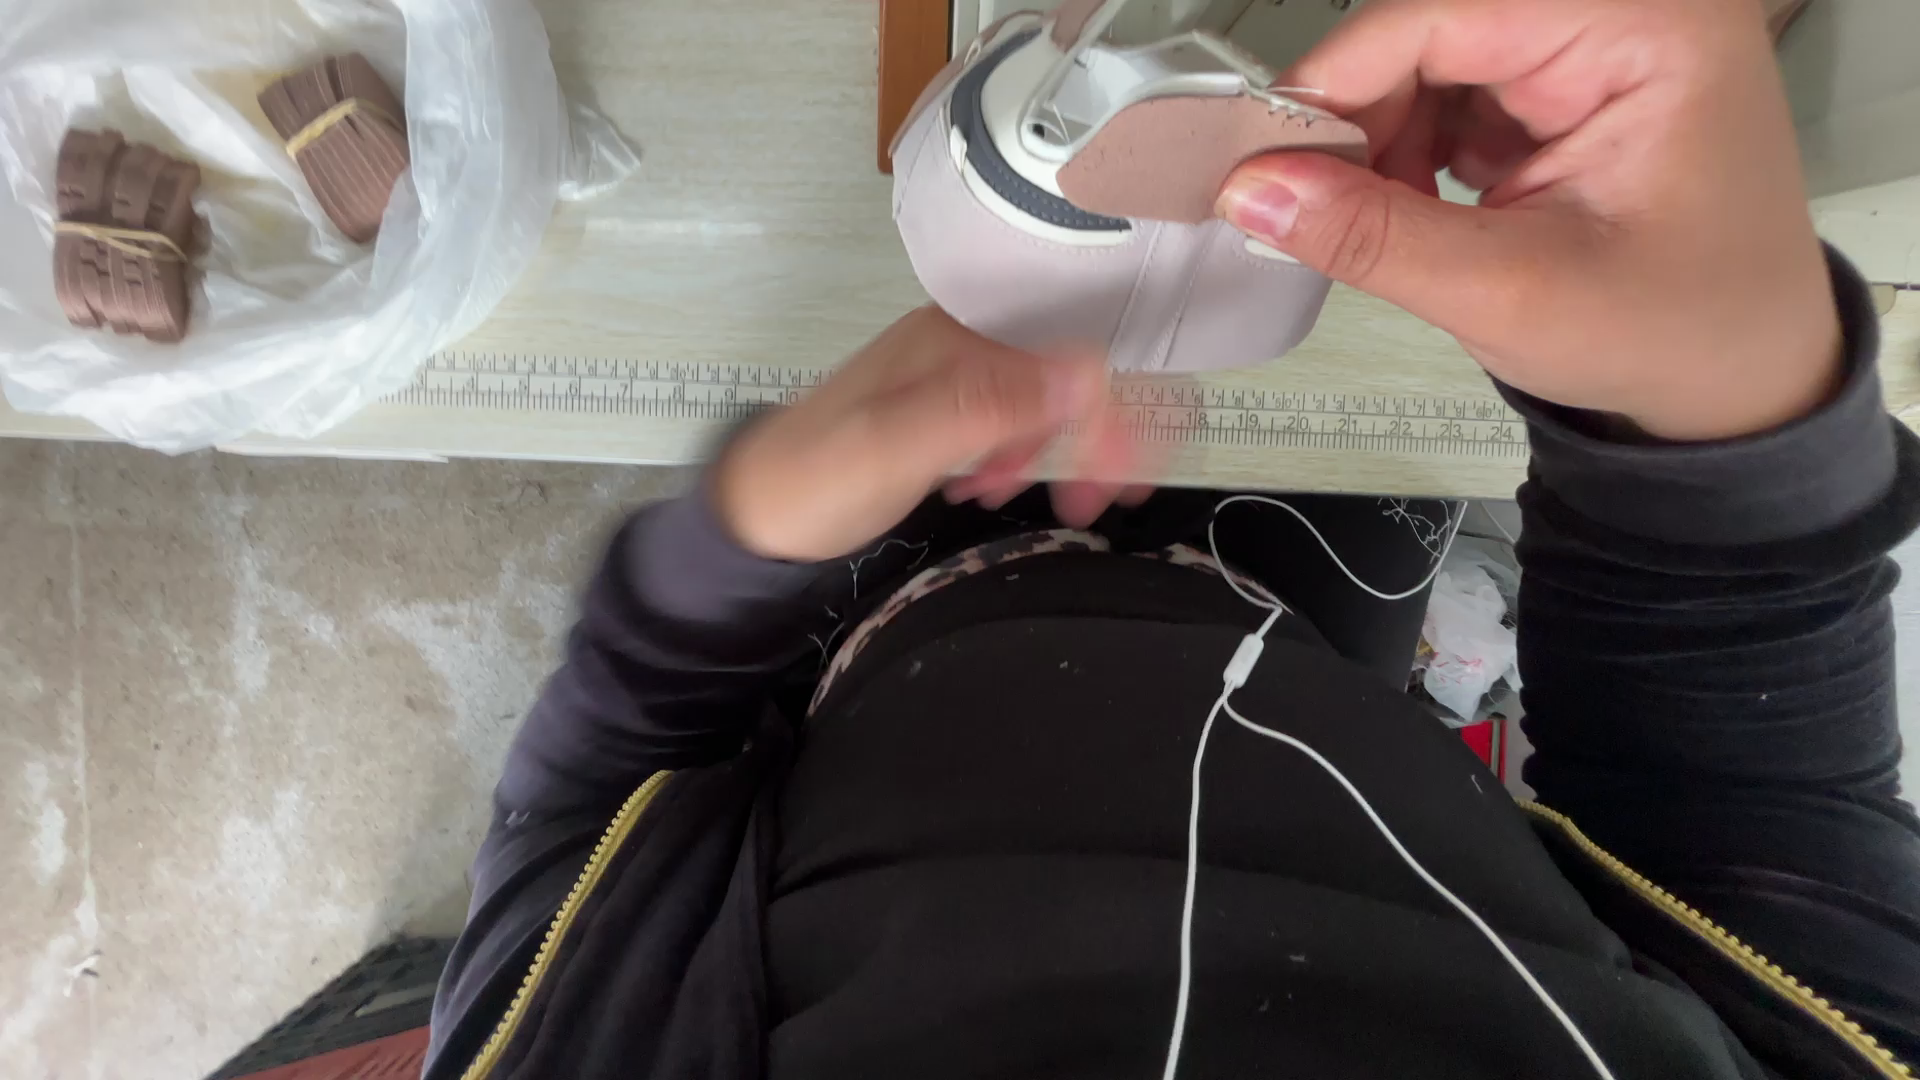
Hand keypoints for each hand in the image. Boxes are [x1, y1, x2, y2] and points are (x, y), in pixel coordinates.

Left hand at [714, 306, 1145, 561]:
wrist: (760, 511)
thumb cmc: (817, 481)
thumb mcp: (896, 446)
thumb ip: (985, 407)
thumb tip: (1084, 376)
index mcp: (955, 342)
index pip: (1068, 359)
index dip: (1109, 416)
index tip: (1124, 480)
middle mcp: (959, 347)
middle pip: (1062, 379)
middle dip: (1091, 439)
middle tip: (1093, 502)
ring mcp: (951, 379)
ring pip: (1038, 406)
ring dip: (1049, 454)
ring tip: (1008, 495)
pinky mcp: (942, 411)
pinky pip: (1006, 426)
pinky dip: (1013, 460)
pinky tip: (985, 485)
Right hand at [1215, 0, 1841, 440]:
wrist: (1722, 367)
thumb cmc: (1650, 331)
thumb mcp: (1499, 291)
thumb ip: (1369, 237)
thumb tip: (1247, 191)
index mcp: (1639, 29)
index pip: (1443, 9)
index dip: (1334, 79)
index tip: (1256, 165)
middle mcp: (1610, 18)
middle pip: (1427, 30)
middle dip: (1350, 119)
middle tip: (1305, 208)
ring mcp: (1578, 56)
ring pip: (1419, 68)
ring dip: (1367, 145)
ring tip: (1364, 222)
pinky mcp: (1547, 100)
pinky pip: (1436, 105)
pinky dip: (1392, 160)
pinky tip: (1393, 210)